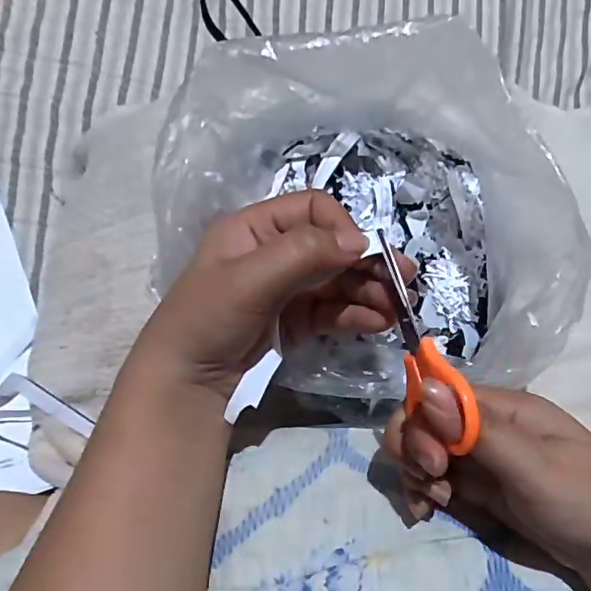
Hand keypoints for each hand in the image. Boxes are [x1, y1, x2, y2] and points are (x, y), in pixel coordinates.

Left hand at [132, 191, 409, 397]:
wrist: (186, 380)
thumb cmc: (209, 318)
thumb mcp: (250, 277)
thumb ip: (305, 253)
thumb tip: (360, 240)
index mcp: (255, 229)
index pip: (312, 210)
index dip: (342, 228)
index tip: (364, 253)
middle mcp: (273, 254)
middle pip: (332, 248)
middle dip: (368, 263)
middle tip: (405, 281)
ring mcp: (285, 290)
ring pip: (337, 282)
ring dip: (369, 291)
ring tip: (397, 309)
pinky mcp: (294, 323)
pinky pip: (332, 311)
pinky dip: (355, 314)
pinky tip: (377, 322)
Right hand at [383, 384, 590, 576]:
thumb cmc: (584, 502)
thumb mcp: (532, 466)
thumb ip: (477, 430)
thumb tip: (425, 385)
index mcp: (505, 409)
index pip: (440, 395)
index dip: (422, 421)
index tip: (431, 462)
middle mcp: (487, 428)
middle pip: (426, 422)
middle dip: (415, 450)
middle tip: (432, 484)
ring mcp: (482, 460)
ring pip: (425, 452)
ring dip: (416, 474)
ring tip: (433, 503)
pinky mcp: (480, 490)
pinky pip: (437, 481)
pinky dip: (425, 492)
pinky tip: (429, 511)